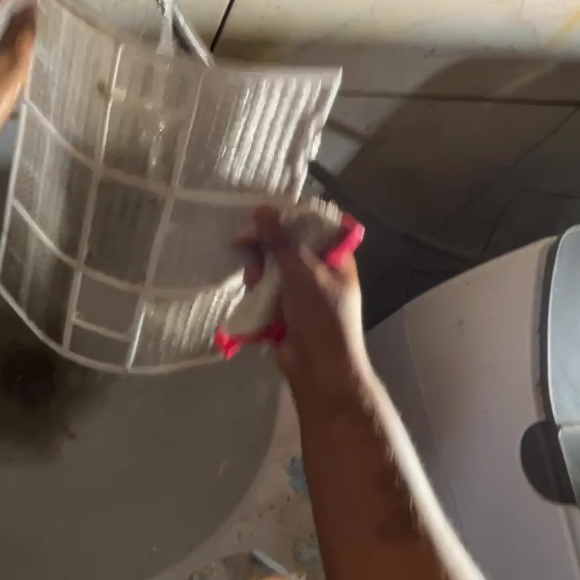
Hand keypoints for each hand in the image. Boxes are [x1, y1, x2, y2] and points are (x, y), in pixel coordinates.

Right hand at [251, 206, 375, 400]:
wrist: (320, 371)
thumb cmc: (321, 318)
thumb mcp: (302, 274)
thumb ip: (281, 242)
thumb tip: (263, 209)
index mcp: (335, 259)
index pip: (312, 226)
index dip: (287, 219)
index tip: (261, 216)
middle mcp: (319, 271)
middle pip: (288, 246)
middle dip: (266, 246)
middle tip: (244, 244)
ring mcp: (301, 291)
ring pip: (273, 267)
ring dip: (260, 269)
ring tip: (253, 278)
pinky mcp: (284, 309)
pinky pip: (267, 288)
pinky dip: (258, 287)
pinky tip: (251, 289)